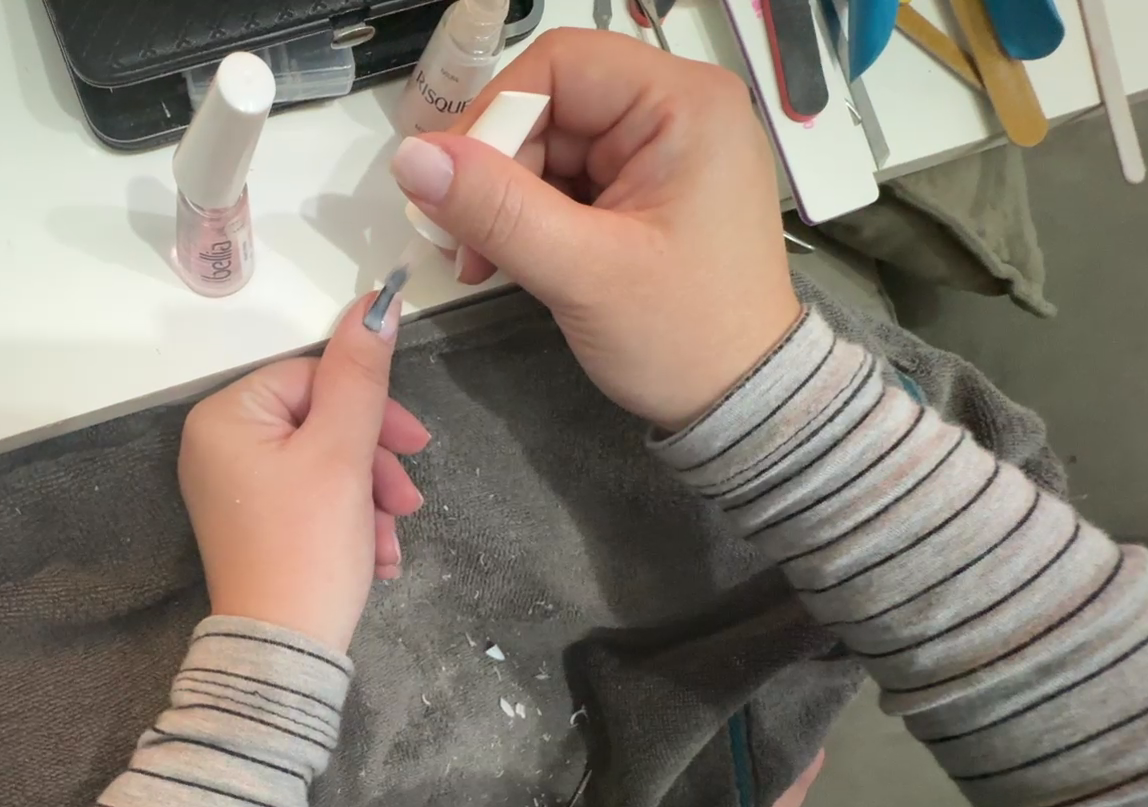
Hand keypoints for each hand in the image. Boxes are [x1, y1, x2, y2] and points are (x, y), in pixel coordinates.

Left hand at [179, 293, 431, 651]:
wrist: (286, 652)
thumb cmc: (309, 545)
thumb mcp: (342, 453)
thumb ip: (360, 375)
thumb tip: (377, 302)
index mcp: (226, 418)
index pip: (312, 379)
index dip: (370, 409)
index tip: (416, 445)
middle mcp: (218, 447)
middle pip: (319, 425)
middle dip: (373, 466)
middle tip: (410, 505)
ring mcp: (235, 489)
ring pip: (323, 467)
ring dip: (368, 501)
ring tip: (392, 544)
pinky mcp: (254, 523)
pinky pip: (309, 500)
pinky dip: (348, 522)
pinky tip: (376, 557)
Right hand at [388, 29, 801, 429]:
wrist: (737, 399)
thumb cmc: (679, 335)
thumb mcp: (582, 273)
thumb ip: (496, 211)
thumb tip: (410, 159)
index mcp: (679, 105)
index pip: (558, 67)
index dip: (492, 119)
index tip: (451, 190)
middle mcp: (670, 115)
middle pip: (547, 112)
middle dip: (493, 177)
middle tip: (462, 249)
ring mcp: (654, 159)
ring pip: (547, 155)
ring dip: (501, 207)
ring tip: (481, 265)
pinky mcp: (638, 199)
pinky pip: (562, 190)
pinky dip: (525, 223)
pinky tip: (508, 262)